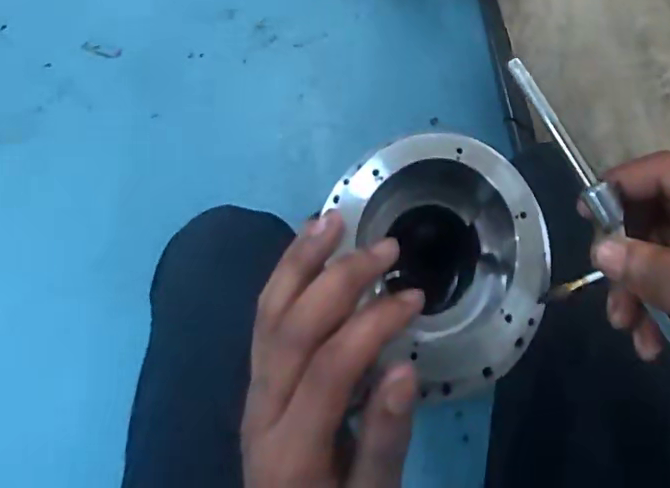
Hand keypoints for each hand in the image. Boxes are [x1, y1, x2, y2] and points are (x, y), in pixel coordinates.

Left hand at [243, 211, 423, 487]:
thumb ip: (386, 440)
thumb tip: (406, 370)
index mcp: (291, 451)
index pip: (330, 368)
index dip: (374, 323)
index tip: (416, 296)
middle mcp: (262, 412)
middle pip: (292, 330)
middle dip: (342, 279)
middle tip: (388, 247)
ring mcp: (253, 391)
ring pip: (268, 315)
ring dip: (300, 261)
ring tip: (331, 218)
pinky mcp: (256, 377)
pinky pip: (265, 316)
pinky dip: (287, 274)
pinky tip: (308, 244)